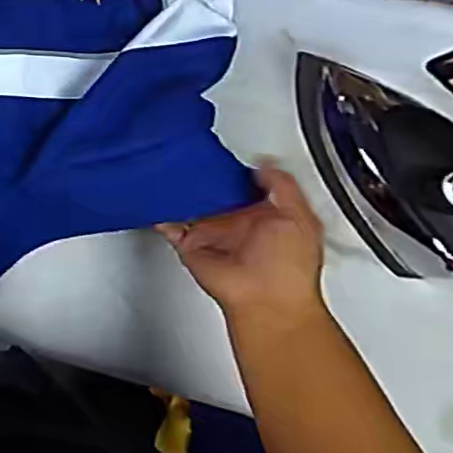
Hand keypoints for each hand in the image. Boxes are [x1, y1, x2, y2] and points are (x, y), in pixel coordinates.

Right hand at [158, 164, 325, 325]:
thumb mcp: (299, 219)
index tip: (222, 153)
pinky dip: (157, 212)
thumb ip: (283, 188)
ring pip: (188, 204)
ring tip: (166, 173)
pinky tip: (153, 199)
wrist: (263, 299)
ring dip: (177, 192)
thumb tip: (263, 164)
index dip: (235, 168)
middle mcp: (235, 222)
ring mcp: (212, 233)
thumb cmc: (288, 269)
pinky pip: (167, 223)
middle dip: (200, 177)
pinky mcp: (189, 243)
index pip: (245, 184)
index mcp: (263, 215)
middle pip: (212, 191)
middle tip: (189, 159)